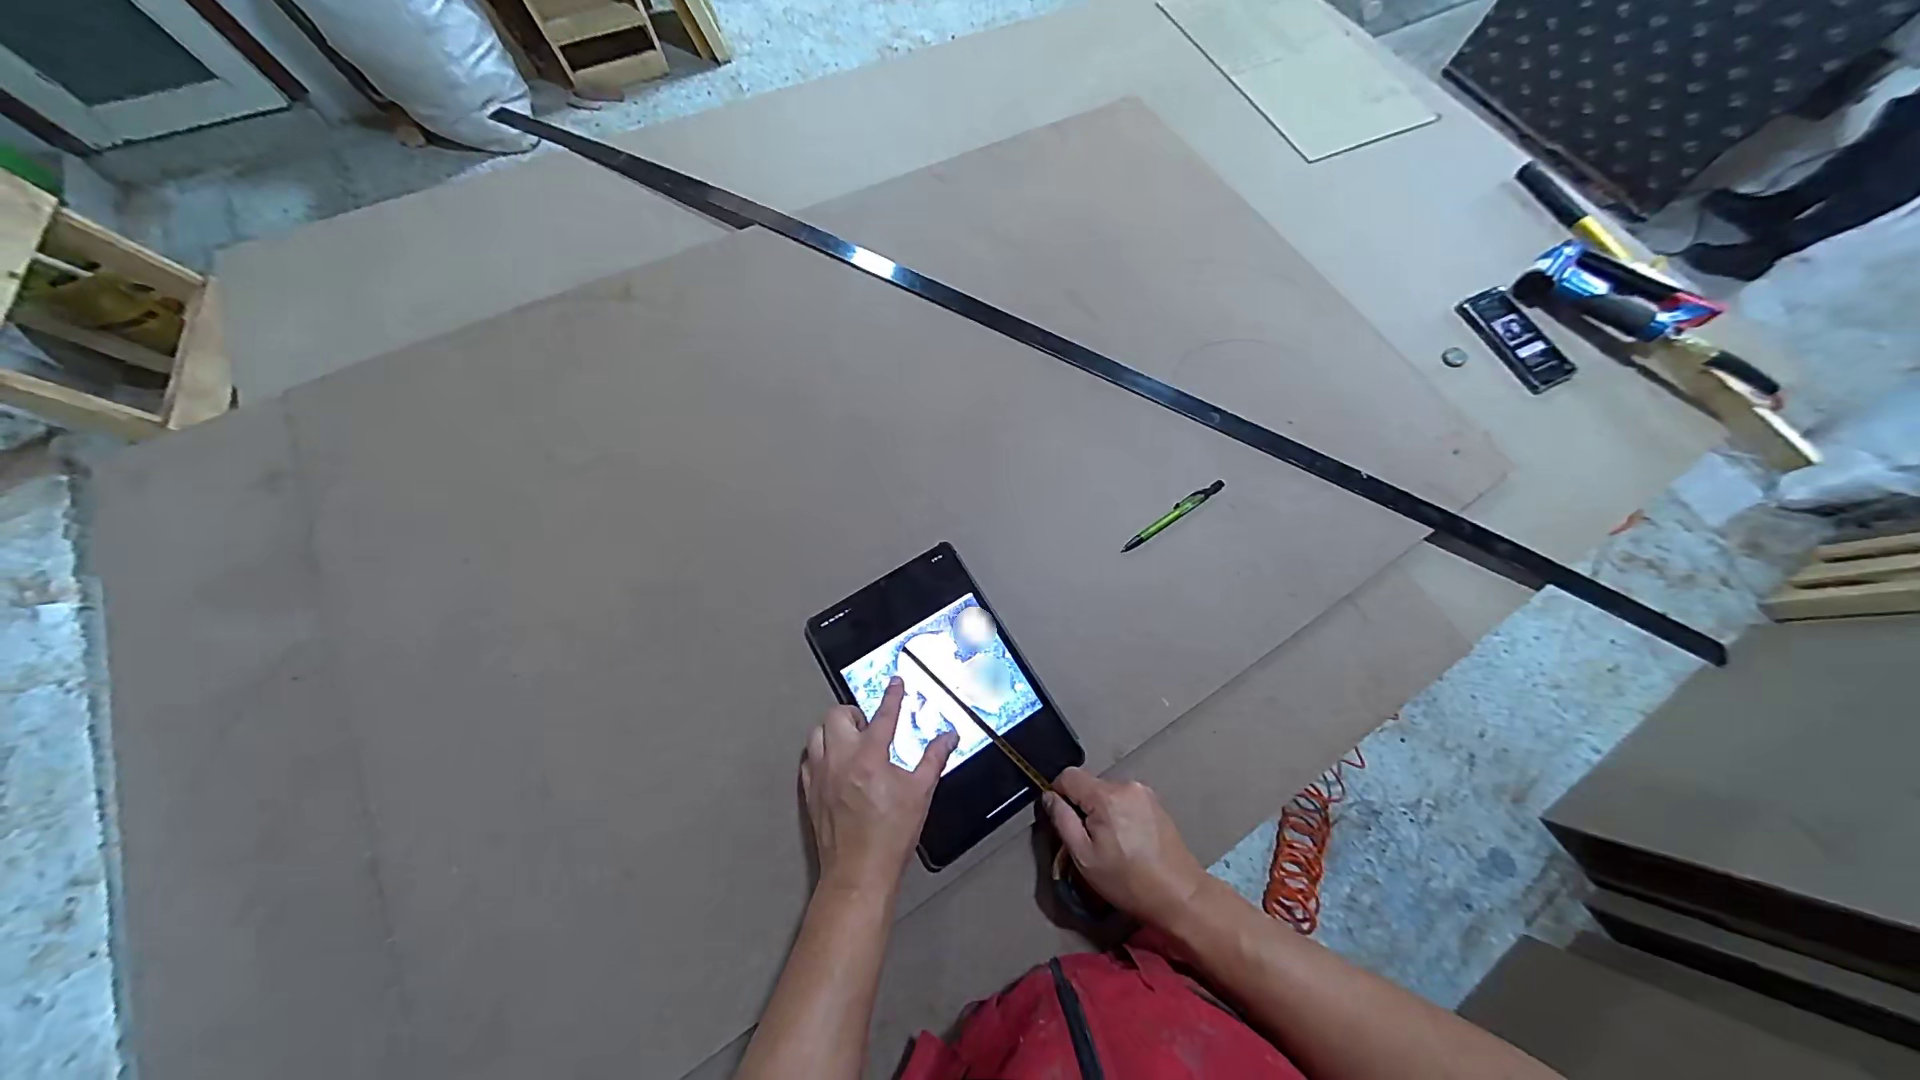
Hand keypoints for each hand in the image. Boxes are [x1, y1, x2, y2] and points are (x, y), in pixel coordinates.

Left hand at [801, 677, 957, 894]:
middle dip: (854, 712)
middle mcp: (841, 759)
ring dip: (833, 729)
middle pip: (838, 715)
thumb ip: (934, 758)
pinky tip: (832, 761)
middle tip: (869, 721)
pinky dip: (819, 752)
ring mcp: (821, 775)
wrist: (859, 872)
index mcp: (870, 756)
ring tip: (850, 736)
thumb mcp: (921, 792)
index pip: (883, 713)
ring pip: (817, 733)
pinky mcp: (810, 792)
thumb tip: (948, 738)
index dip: (893, 695)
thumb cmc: (889, 837)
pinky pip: (808, 759)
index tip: (896, 683)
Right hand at [1044, 767, 1209, 928]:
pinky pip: (1125, 799)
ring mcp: (1144, 792)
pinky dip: (1119, 813)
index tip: (1063, 819)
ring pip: (1107, 792)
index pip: (1068, 775)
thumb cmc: (1128, 881)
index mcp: (1105, 796)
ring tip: (1112, 843)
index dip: (1058, 793)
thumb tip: (1049, 797)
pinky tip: (1129, 840)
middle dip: (1082, 806)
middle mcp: (1126, 785)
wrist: (1180, 895)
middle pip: (1089, 784)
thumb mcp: (1084, 857)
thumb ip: (1062, 820)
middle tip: (1090, 840)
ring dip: (1101, 810)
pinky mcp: (1156, 803)